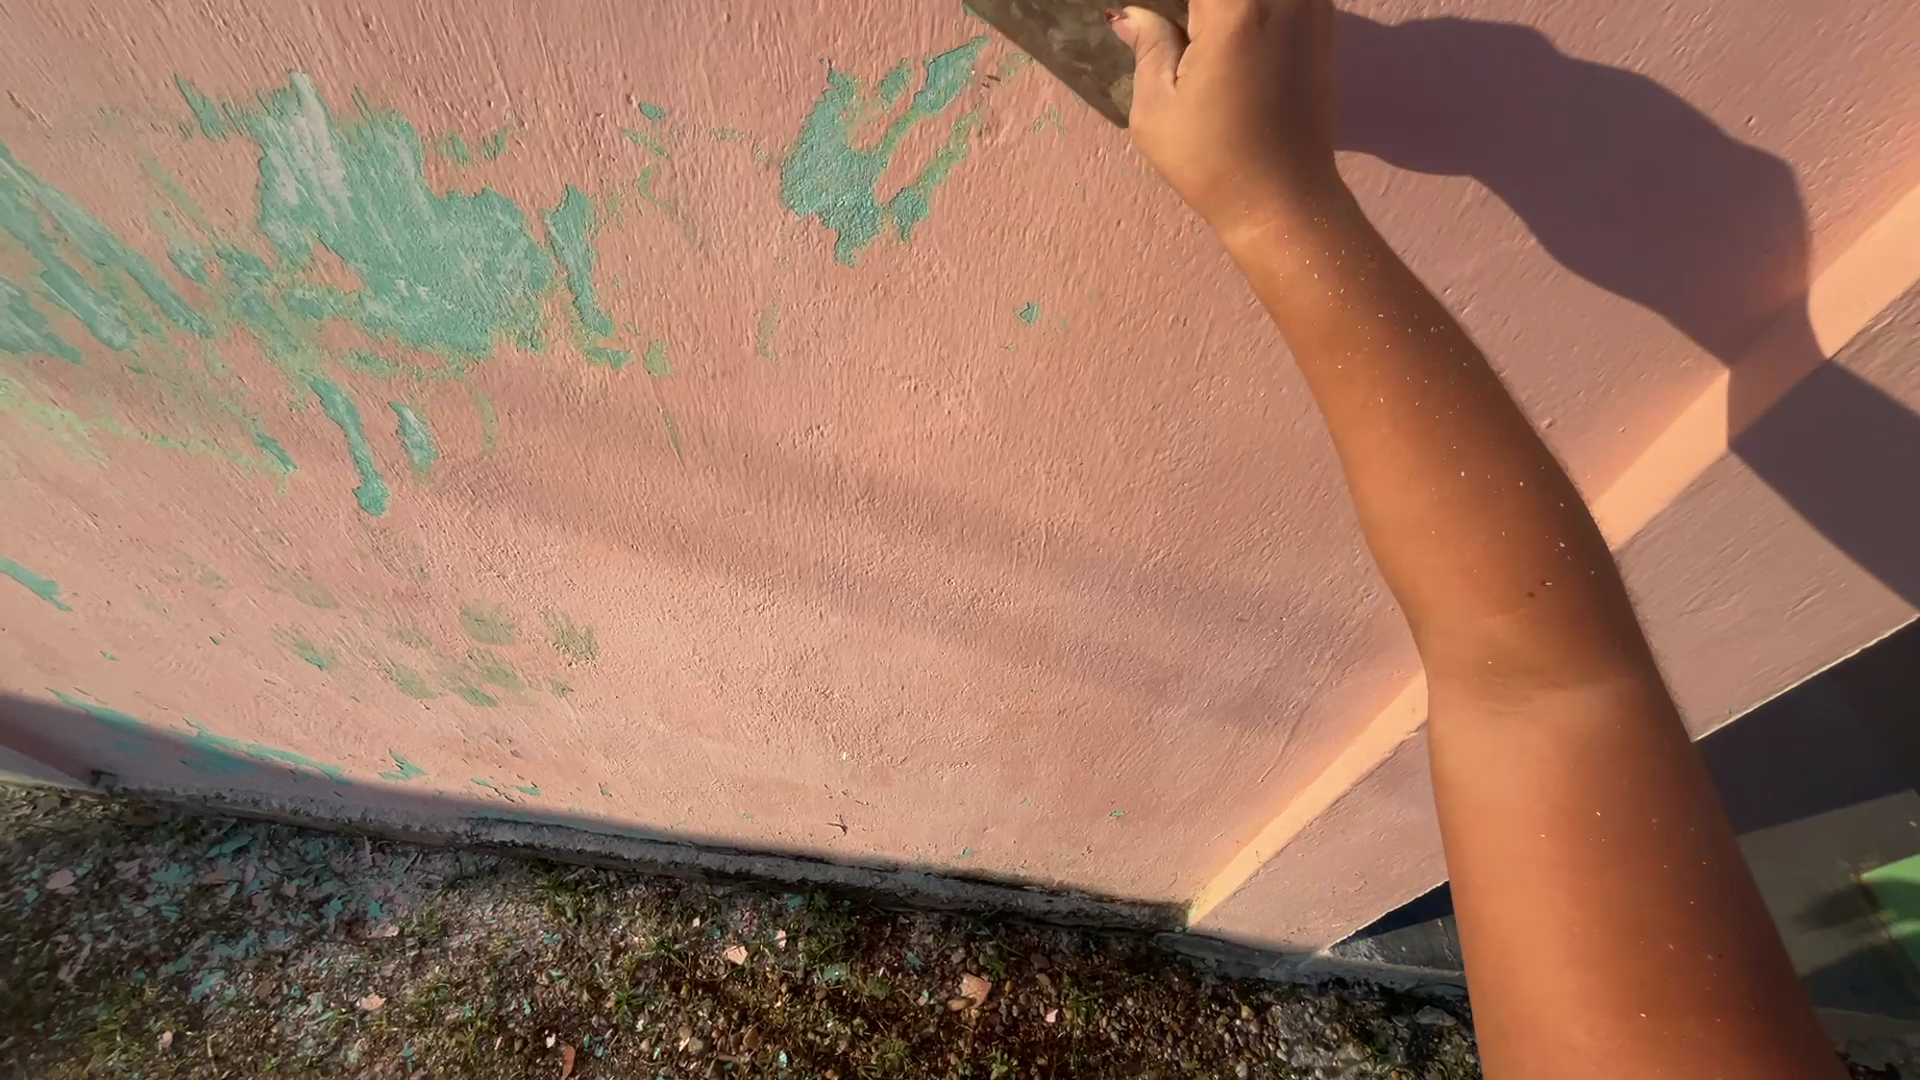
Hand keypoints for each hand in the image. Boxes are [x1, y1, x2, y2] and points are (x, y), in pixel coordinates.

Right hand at [1109, 0, 1344, 244]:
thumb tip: (1132, 14)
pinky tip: (1225, 43)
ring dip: (1217, 12)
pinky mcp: (1322, 19)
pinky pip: (1275, 1)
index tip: (1148, 19)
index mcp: (1234, 7)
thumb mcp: (1156, 113)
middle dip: (1194, 9)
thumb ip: (1147, 47)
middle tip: (1167, 31)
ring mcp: (1310, 1)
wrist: (1280, 198)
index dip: (1163, 5)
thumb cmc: (1211, 164)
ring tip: (1195, 41)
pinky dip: (1247, 14)